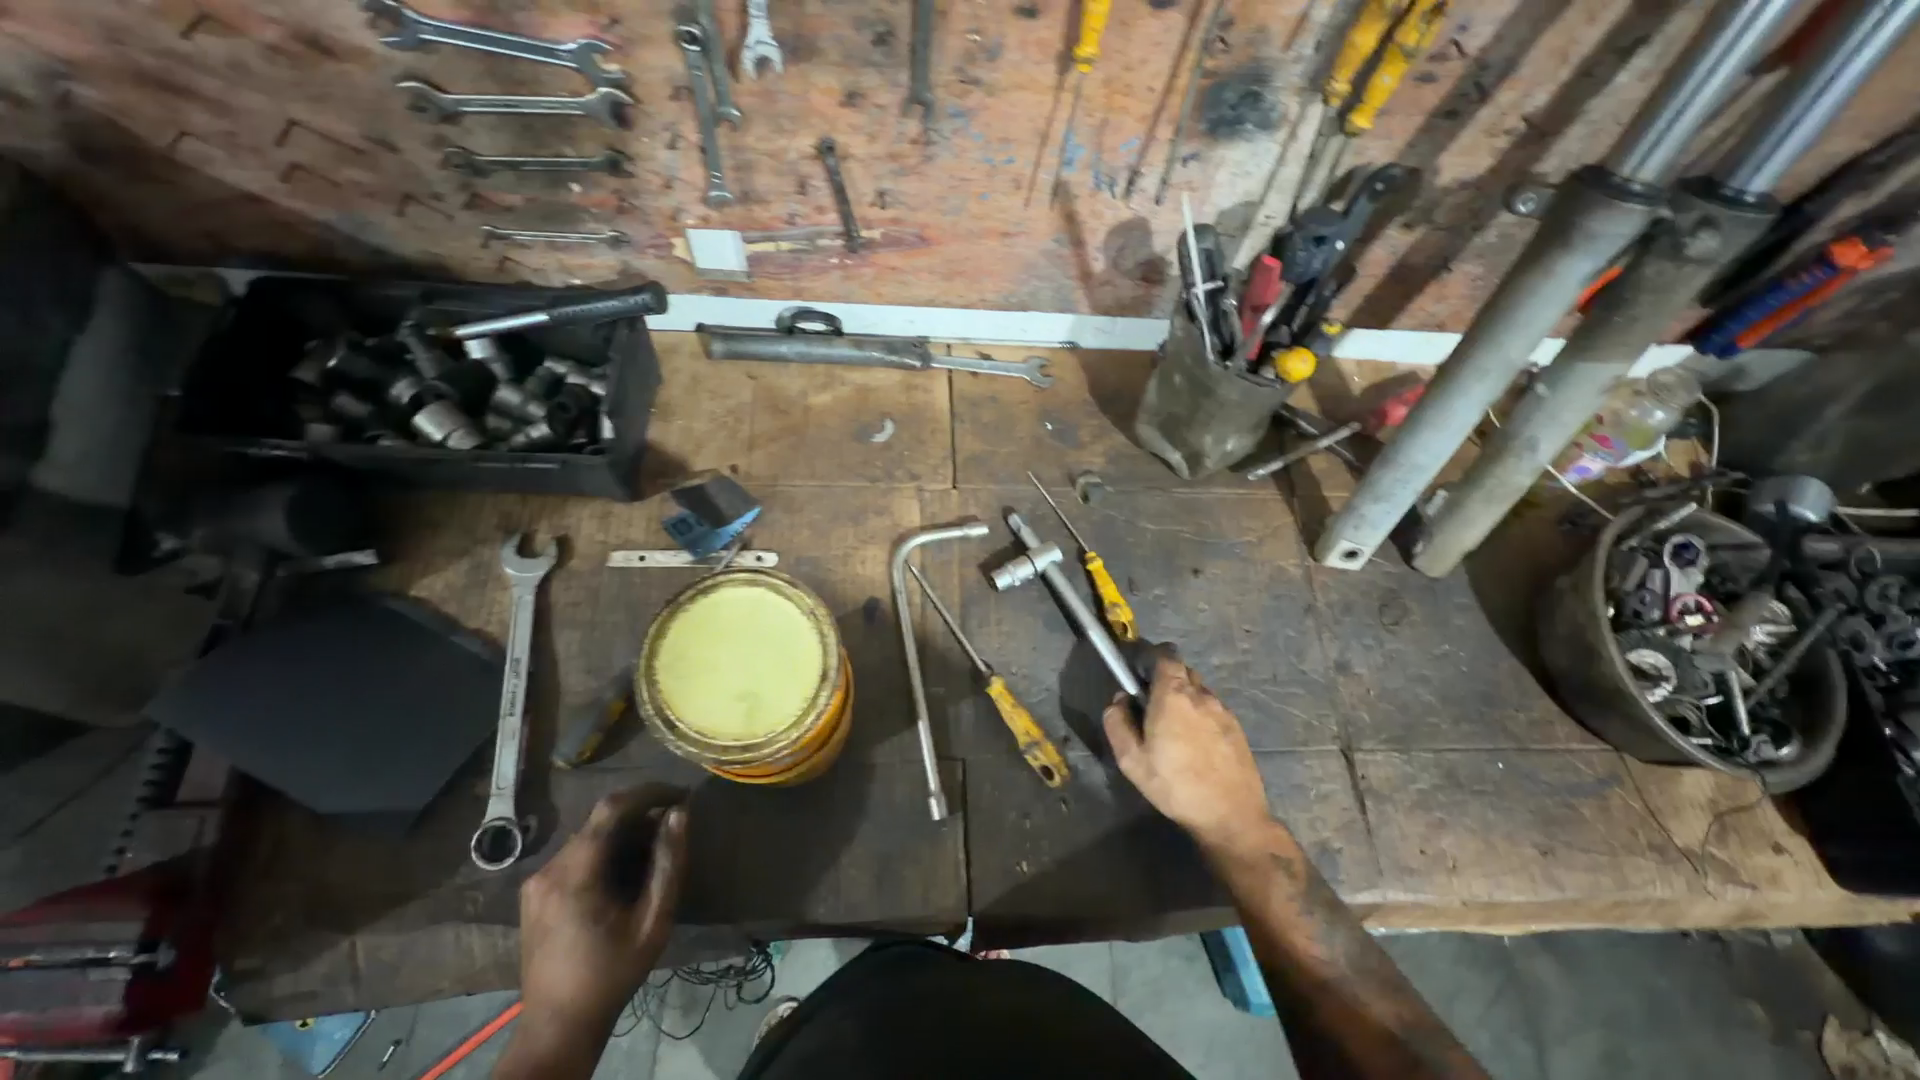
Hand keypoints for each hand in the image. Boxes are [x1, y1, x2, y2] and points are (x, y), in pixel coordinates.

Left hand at [517, 788, 688, 1028]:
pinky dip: (603, 854)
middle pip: (599, 823)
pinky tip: (623, 877)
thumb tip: (680, 815)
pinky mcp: (534, 894)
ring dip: (622, 837)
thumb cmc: (612, 973)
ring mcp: (536, 881)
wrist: (558, 1023)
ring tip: (653, 856)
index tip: (680, 795)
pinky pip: (574, 857)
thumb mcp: (653, 921)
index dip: (649, 793)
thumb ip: (668, 864)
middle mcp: (548, 868)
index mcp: (575, 873)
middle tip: (673, 831)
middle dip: (639, 818)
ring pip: (587, 838)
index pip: (612, 808)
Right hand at [1103, 656, 1270, 850]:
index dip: (1151, 660)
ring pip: (1200, 693)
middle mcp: (1201, 695)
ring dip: (1186, 701)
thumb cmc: (1174, 785)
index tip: (1140, 676)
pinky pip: (1214, 711)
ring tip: (1176, 732)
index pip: (1166, 656)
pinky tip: (1197, 747)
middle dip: (1167, 681)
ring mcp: (1223, 711)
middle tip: (1153, 708)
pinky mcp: (1237, 729)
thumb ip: (1117, 723)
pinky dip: (1202, 718)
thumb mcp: (1131, 760)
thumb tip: (1119, 700)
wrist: (1230, 815)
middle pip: (1183, 672)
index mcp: (1173, 695)